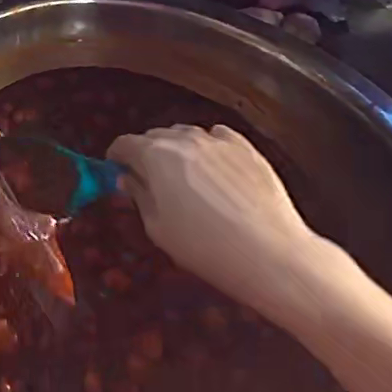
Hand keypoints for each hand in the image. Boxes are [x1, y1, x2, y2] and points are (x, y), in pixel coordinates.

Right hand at [108, 124, 336, 322]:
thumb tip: (128, 179)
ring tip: (188, 180)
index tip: (119, 173)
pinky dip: (209, 148)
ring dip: (178, 150)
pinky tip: (216, 171)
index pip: (124, 144)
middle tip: (153, 184)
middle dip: (147, 155)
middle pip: (154, 137)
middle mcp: (182, 138)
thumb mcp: (158, 229)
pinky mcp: (245, 147)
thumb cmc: (207, 248)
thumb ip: (138, 197)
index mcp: (154, 155)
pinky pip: (217, 137)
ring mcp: (216, 139)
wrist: (274, 256)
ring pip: (185, 135)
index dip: (117, 159)